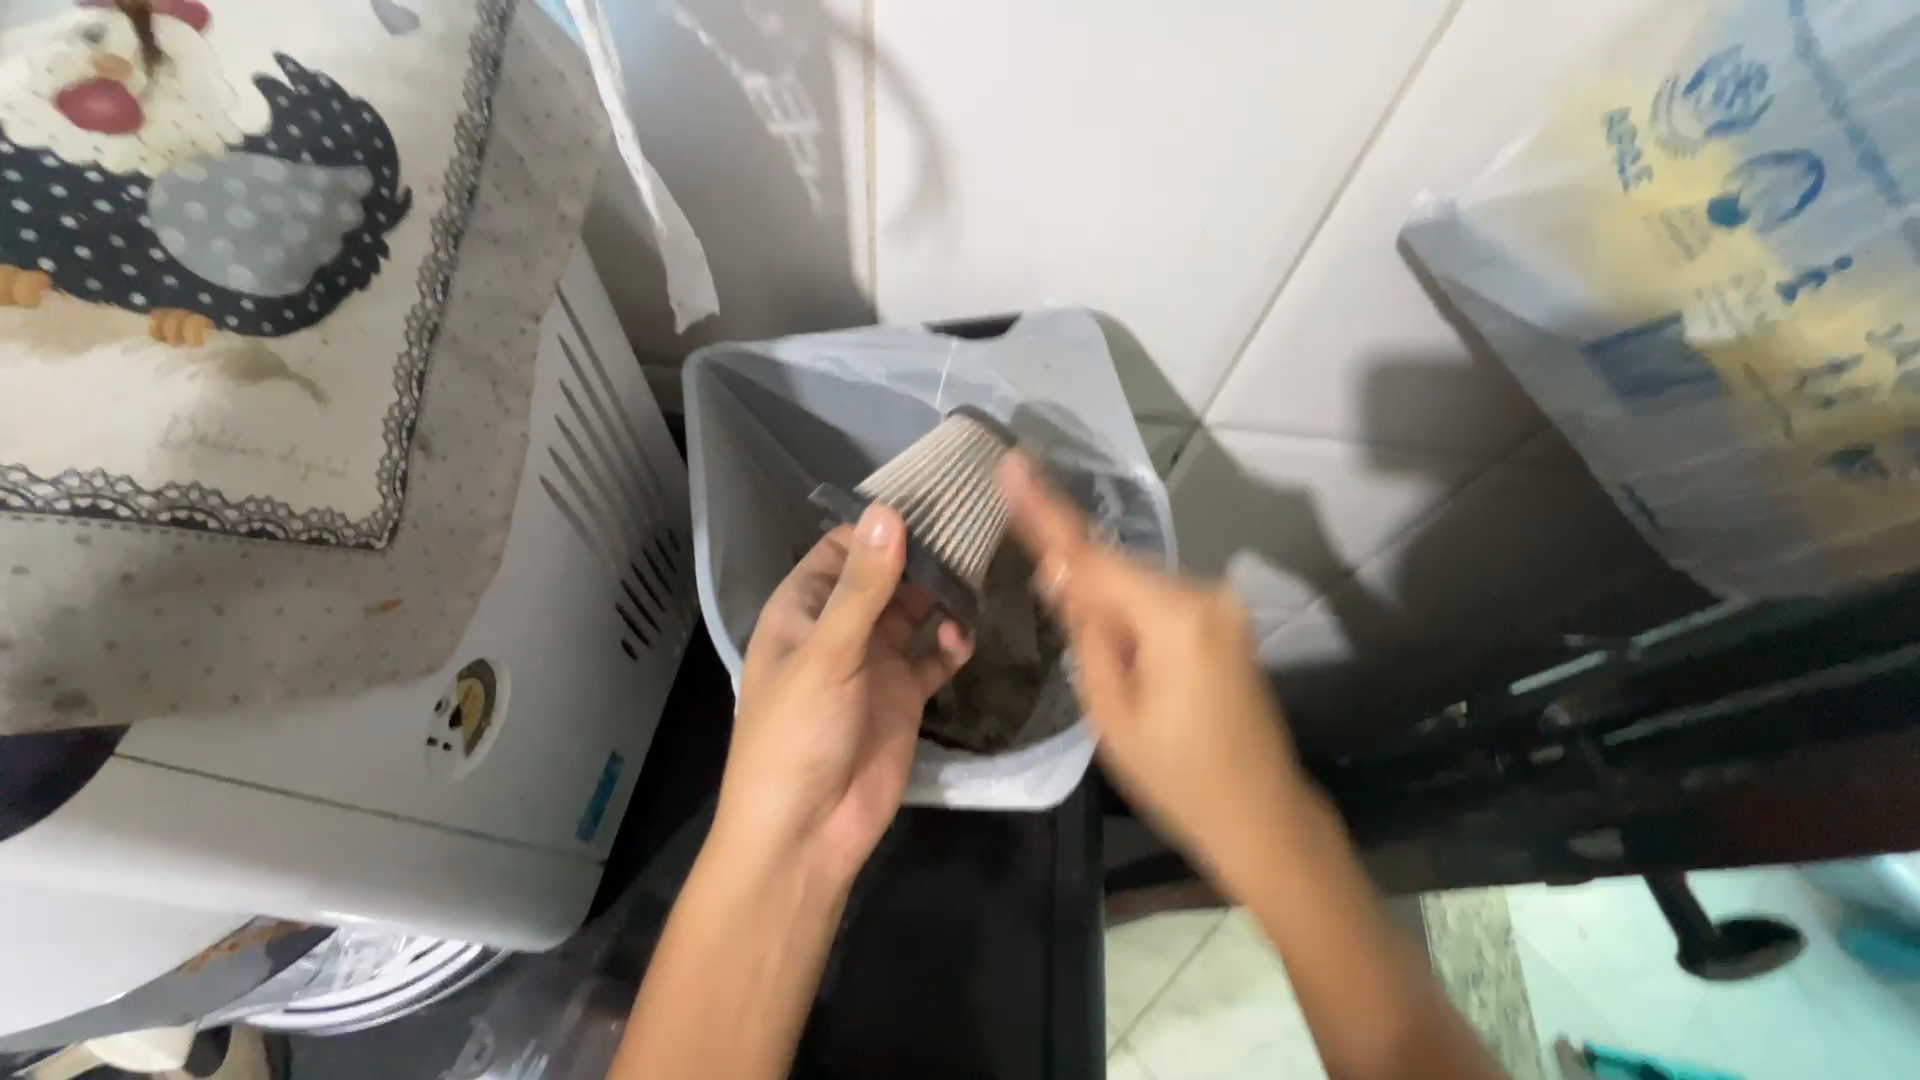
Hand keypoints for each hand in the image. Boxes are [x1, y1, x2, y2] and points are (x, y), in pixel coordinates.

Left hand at [717, 503, 973, 886]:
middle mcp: (839, 628)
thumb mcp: (826, 654)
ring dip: (942, 600)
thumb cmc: (798, 734)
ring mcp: (874, 662)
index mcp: (803, 610)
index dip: (881, 530)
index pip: (842, 549)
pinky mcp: (904, 696)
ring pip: (915, 614)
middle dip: (923, 562)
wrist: (807, 832)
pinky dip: (952, 644)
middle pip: (886, 577)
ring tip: (973, 588)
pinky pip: (934, 658)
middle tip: (971, 541)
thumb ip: (863, 587)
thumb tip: (888, 512)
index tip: (931, 510)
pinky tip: (965, 640)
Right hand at [997, 455, 1308, 888]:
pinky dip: (1129, 610)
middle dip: (1075, 576)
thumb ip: (1085, 630)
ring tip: (1097, 654)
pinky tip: (1122, 648)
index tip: (1012, 464)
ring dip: (1103, 599)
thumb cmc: (1177, 777)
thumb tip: (1058, 571)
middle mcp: (1203, 593)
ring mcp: (1220, 604)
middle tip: (1055, 612)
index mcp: (1173, 616)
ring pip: (1135, 583)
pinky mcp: (1223, 618)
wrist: (1262, 814)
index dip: (1045, 511)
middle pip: (1114, 566)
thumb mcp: (1110, 710)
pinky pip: (1158, 598)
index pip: (1091, 555)